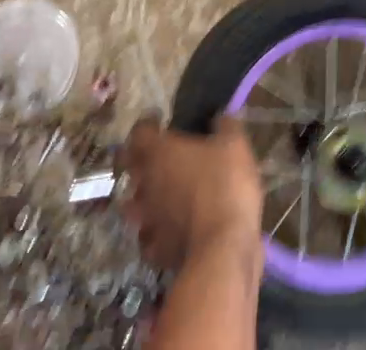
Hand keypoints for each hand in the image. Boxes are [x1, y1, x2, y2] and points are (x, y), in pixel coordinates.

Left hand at [121, 116, 263, 271]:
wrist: (223, 248)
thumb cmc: (226, 186)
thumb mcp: (235, 146)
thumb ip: (225, 125)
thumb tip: (220, 115)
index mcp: (158, 152)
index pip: (139, 132)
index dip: (148, 125)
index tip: (159, 122)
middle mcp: (145, 183)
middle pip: (130, 167)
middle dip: (141, 161)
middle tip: (159, 159)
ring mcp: (146, 218)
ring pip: (133, 204)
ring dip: (143, 199)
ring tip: (160, 197)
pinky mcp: (155, 249)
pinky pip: (148, 238)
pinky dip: (155, 234)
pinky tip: (168, 232)